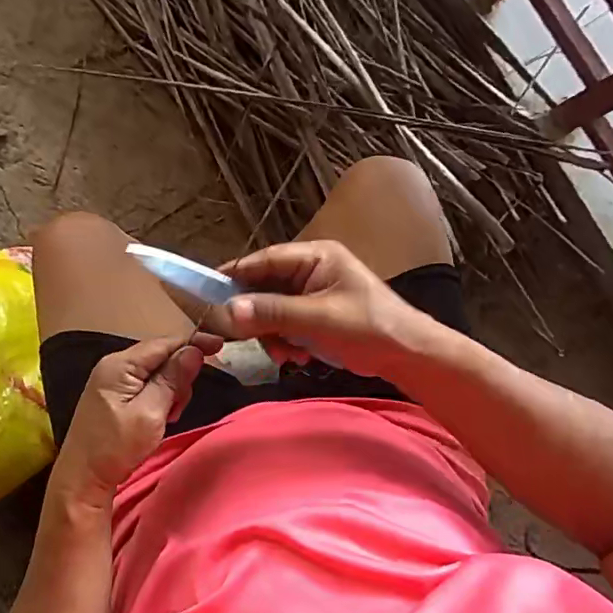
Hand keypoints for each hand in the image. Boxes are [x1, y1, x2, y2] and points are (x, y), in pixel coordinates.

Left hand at [52, 332, 221, 509]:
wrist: (82, 478)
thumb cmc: (115, 447)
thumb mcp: (150, 413)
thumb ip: (172, 380)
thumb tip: (193, 351)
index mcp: (120, 364)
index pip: (164, 342)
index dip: (194, 342)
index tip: (221, 346)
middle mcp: (114, 365)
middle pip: (161, 356)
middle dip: (179, 375)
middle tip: (178, 407)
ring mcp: (112, 381)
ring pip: (156, 372)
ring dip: (171, 391)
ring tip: (168, 416)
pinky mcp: (114, 396)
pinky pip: (146, 386)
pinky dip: (160, 399)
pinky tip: (160, 417)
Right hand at [215, 241, 433, 379]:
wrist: (407, 355)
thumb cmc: (369, 327)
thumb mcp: (318, 319)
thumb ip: (272, 313)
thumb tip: (228, 311)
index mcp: (315, 257)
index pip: (263, 260)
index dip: (234, 275)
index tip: (205, 292)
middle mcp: (311, 270)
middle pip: (263, 287)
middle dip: (256, 315)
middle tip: (246, 337)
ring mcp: (312, 293)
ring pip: (270, 310)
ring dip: (271, 334)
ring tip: (285, 353)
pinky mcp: (315, 316)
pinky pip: (283, 324)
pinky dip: (284, 341)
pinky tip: (296, 356)